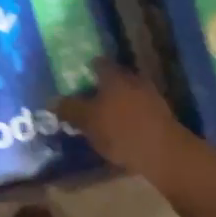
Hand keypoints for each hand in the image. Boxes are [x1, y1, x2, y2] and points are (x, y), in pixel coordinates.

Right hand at [54, 60, 195, 178]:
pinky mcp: (161, 113)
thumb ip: (69, 109)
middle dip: (102, 87)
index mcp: (114, 76)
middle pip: (115, 78)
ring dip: (117, 101)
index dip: (87, 69)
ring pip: (128, 93)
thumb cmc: (120, 131)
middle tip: (88, 98)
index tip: (78, 78)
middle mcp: (134, 79)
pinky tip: (122, 127)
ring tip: (104, 115)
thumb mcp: (87, 122)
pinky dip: (129, 113)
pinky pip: (139, 108)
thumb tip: (52, 100)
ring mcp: (151, 95)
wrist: (163, 152)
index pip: (98, 64)